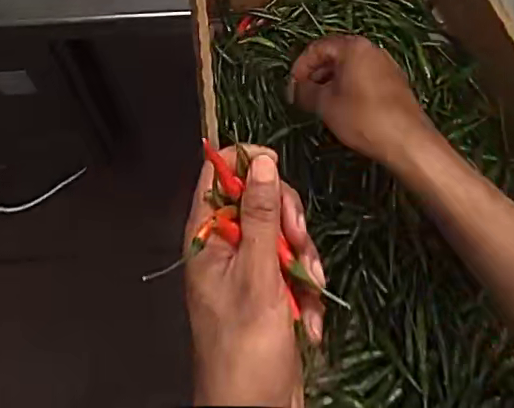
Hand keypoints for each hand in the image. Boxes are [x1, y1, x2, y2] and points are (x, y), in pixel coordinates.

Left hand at [186, 144, 325, 406]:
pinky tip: (306, 316)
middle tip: (297, 242)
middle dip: (287, 219)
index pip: (219, 171)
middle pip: (261, 195)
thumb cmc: (245, 352)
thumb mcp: (257, 277)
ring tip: (305, 290)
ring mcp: (250, 265)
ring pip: (284, 228)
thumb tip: (261, 161)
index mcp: (207, 235)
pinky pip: (295, 260)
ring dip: (303, 257)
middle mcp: (226, 244)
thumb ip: (261, 215)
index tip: (276, 170)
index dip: (247, 162)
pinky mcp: (271, 286)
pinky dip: (306, 284)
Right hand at [289, 34, 439, 167]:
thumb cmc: (363, 117)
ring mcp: (385, 64)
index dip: (300, 67)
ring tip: (320, 104)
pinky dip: (348, 88)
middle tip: (303, 96)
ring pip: (350, 67)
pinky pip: (364, 77)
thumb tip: (295, 88)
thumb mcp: (326, 104)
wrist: (408, 140)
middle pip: (334, 55)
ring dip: (331, 82)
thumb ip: (306, 91)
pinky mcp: (394, 82)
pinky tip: (343, 109)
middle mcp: (371, 49)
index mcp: (353, 46)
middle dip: (315, 75)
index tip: (291, 88)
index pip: (317, 48)